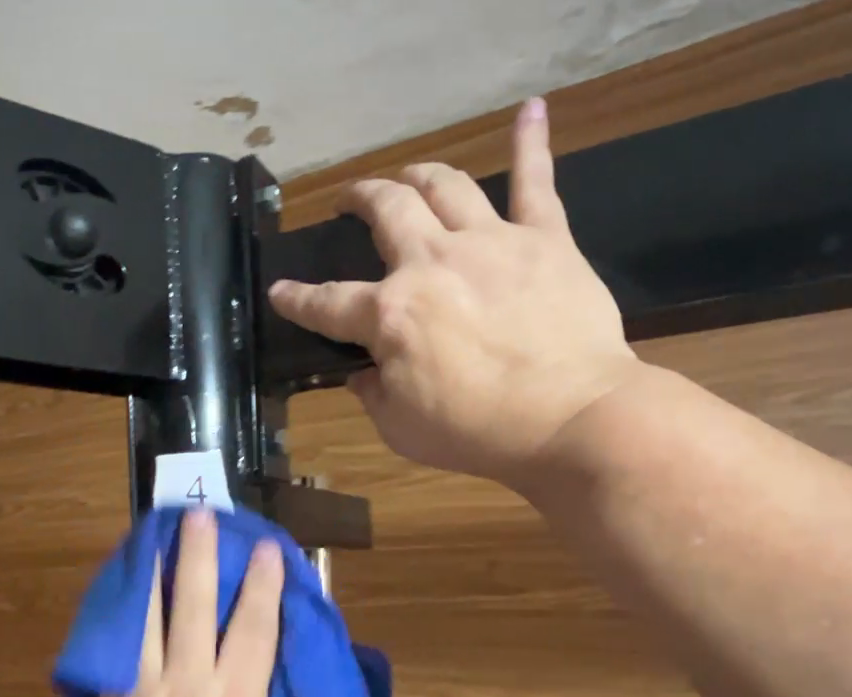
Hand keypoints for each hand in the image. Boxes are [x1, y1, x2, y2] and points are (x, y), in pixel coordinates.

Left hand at [100, 510, 302, 696]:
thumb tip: (277, 681)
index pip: (253, 628)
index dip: (263, 586)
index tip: (268, 550)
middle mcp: (189, 685)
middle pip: (192, 608)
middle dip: (198, 558)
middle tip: (197, 518)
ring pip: (144, 623)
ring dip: (149, 578)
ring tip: (147, 542)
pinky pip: (115, 660)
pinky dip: (118, 628)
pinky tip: (117, 607)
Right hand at [267, 98, 643, 484]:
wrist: (572, 418)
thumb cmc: (478, 432)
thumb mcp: (400, 428)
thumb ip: (373, 393)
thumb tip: (363, 372)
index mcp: (389, 314)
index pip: (326, 301)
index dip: (296, 298)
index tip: (279, 292)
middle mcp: (431, 262)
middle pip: (386, 211)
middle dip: (359, 199)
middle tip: (349, 201)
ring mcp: (490, 242)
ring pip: (445, 186)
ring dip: (418, 175)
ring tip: (406, 176)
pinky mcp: (545, 238)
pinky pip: (536, 181)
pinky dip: (532, 143)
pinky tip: (530, 109)